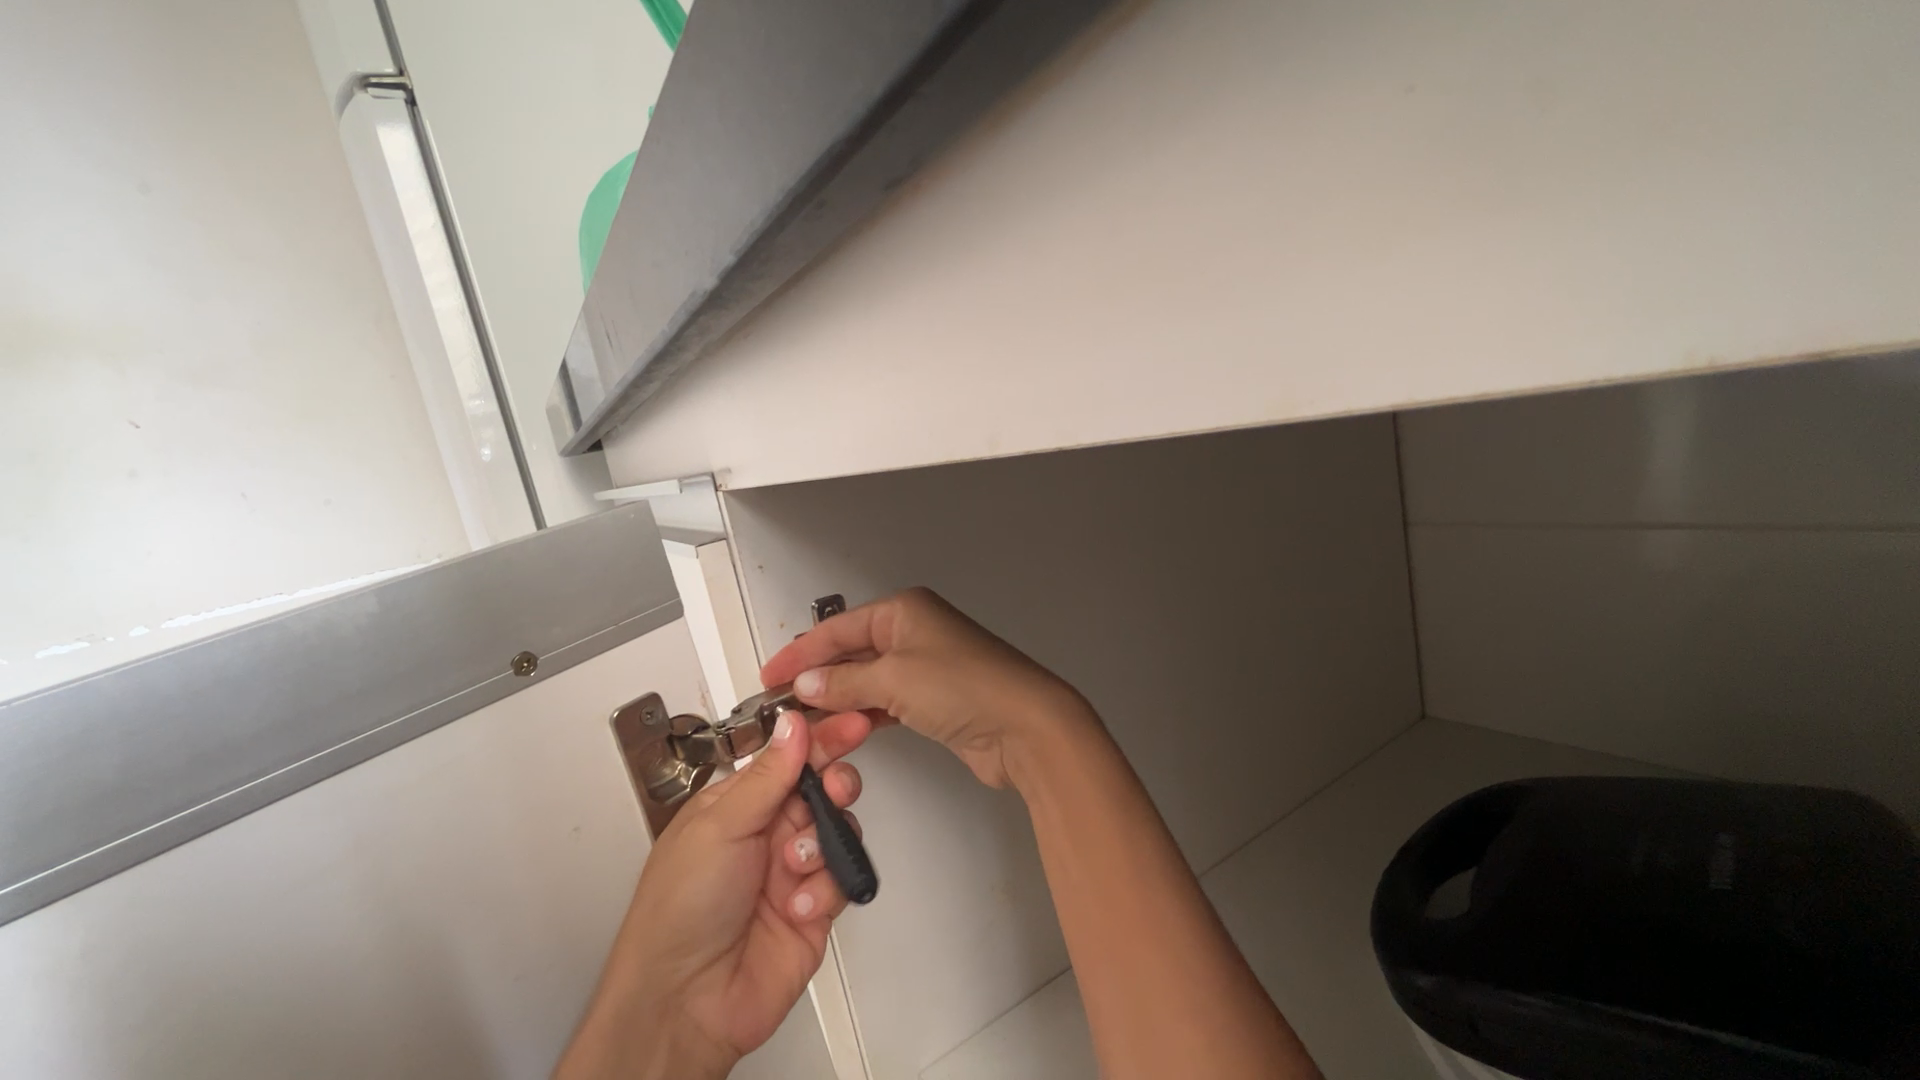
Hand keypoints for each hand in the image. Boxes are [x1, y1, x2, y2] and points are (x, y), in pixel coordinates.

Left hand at [553, 709, 870, 1079]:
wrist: (687, 1002)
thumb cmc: (677, 914)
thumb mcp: (720, 827)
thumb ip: (768, 776)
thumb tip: (792, 726)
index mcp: (737, 805)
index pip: (790, 757)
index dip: (823, 737)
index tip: (853, 723)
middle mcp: (767, 832)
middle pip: (823, 787)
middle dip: (834, 784)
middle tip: (834, 789)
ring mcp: (791, 870)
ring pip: (839, 829)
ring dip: (823, 842)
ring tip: (796, 863)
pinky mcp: (815, 907)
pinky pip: (843, 878)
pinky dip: (825, 888)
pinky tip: (797, 905)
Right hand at [760, 587, 1097, 789]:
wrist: (1024, 727)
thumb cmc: (966, 688)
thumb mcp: (894, 679)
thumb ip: (845, 682)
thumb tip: (807, 684)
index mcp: (904, 611)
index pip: (838, 628)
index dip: (800, 652)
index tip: (770, 674)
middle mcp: (914, 632)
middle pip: (852, 652)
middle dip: (818, 675)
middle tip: (782, 700)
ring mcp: (926, 666)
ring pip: (868, 679)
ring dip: (840, 698)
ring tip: (806, 719)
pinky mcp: (935, 700)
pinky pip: (887, 702)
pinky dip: (864, 713)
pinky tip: (844, 728)